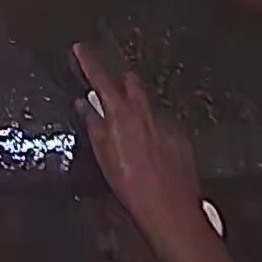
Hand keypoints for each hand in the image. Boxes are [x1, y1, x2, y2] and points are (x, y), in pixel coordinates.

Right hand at [73, 43, 210, 254]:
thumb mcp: (102, 152)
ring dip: (136, 108)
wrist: (170, 211)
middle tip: (109, 95)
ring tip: (129, 133)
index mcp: (121, 111)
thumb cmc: (132, 184)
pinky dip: (152, 128)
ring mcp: (165, 123)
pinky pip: (162, 123)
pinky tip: (149, 150)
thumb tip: (84, 106)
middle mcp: (144, 111)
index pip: (100, 76)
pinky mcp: (180, 139)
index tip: (81, 50)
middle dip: (119, 82)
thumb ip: (93, 123)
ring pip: (147, 103)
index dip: (88, 61)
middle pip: (130, 80)